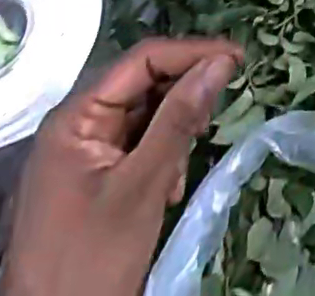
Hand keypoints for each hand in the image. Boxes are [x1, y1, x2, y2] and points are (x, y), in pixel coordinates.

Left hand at [5, 38, 242, 295]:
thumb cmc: (90, 261)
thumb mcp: (142, 186)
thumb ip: (180, 119)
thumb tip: (220, 62)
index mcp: (77, 116)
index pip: (143, 60)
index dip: (193, 52)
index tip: (238, 58)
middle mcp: (79, 123)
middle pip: (145, 83)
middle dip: (184, 96)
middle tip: (215, 116)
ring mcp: (87, 151)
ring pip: (148, 113)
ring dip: (176, 131)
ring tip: (184, 164)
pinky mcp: (97, 176)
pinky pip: (141, 144)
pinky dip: (164, 155)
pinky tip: (170, 186)